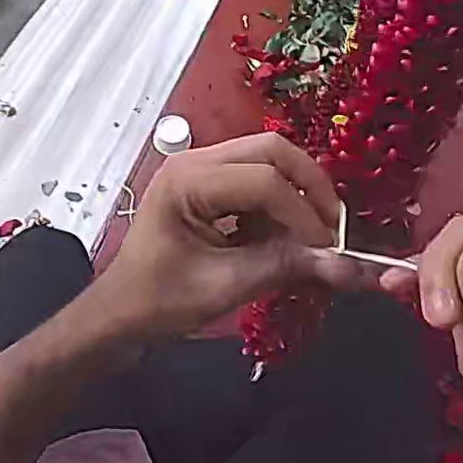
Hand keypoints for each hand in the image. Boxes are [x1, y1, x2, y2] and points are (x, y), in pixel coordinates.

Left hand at [86, 133, 359, 340]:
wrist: (119, 312)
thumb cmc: (157, 301)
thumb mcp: (222, 287)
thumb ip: (283, 267)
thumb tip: (344, 264)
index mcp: (188, 181)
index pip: (263, 180)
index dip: (302, 214)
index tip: (327, 250)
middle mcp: (196, 161)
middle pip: (272, 151)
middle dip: (309, 185)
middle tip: (332, 226)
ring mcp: (202, 167)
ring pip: (269, 159)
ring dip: (298, 193)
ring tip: (313, 234)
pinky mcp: (211, 182)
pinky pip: (259, 178)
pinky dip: (280, 203)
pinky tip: (285, 236)